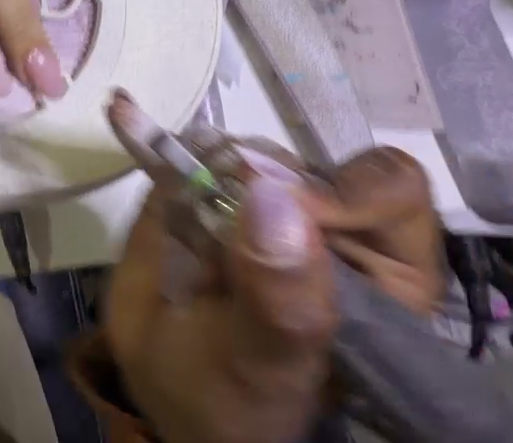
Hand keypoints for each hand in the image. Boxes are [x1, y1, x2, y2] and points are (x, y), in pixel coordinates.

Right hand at [105, 145, 440, 442]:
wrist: (166, 396)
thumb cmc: (233, 398)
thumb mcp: (263, 362)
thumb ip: (279, 297)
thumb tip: (273, 196)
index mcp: (378, 274)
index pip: (388, 193)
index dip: (341, 190)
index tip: (272, 209)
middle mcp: (326, 229)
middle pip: (309, 162)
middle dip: (257, 171)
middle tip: (207, 195)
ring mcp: (254, 207)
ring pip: (245, 152)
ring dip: (204, 156)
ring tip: (166, 180)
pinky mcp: (197, 194)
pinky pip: (182, 153)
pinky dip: (150, 133)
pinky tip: (124, 115)